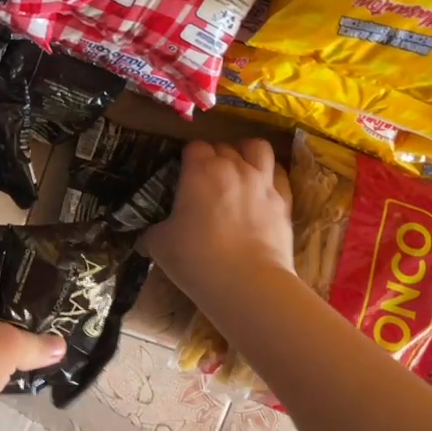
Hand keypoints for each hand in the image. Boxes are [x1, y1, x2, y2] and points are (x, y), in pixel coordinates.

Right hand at [141, 139, 294, 309]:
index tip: (182, 174)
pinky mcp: (285, 202)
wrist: (248, 284)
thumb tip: (146, 236)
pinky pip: (280, 175)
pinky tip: (261, 189)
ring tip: (239, 168)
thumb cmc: (197, 258)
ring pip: (258, 148)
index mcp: (200, 171)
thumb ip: (153, 231)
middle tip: (206, 178)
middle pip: (224, 146)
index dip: (187, 157)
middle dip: (214, 156)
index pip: (194, 146)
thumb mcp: (159, 244)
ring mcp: (264, 183)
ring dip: (246, 153)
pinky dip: (270, 176)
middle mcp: (234, 168)